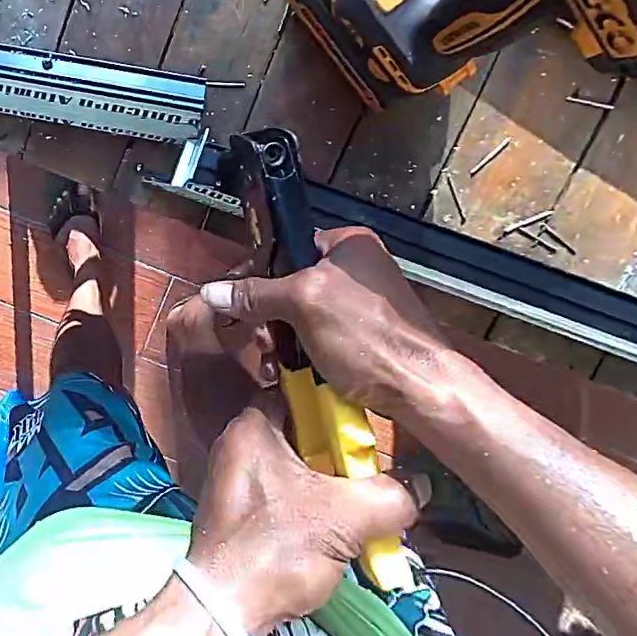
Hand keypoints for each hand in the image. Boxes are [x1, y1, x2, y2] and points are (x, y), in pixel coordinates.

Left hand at [186, 400, 416, 634]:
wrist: (225, 604)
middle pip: (295, 432)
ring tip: (354, 505)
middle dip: (333, 452)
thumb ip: (390, 495)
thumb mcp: (347, 517)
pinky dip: (303, 503)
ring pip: (288, 465)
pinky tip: (328, 529)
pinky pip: (276, 491)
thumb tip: (418, 486)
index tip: (361, 429)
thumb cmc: (279, 545)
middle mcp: (234, 442)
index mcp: (251, 426)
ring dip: (322, 483)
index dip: (331, 407)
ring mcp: (230, 476)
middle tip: (365, 473)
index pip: (294, 393)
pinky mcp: (232, 507)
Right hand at [198, 227, 461, 419]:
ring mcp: (360, 303)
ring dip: (281, 337)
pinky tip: (292, 369)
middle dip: (268, 314)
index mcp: (348, 244)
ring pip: (299, 313)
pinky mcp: (362, 334)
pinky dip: (300, 351)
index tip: (237, 299)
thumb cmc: (370, 338)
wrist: (423, 391)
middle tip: (261, 336)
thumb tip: (213, 292)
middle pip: (288, 283)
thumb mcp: (302, 305)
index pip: (285, 247)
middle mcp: (356, 268)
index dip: (257, 272)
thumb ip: (256, 294)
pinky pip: (316, 335)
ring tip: (276, 359)